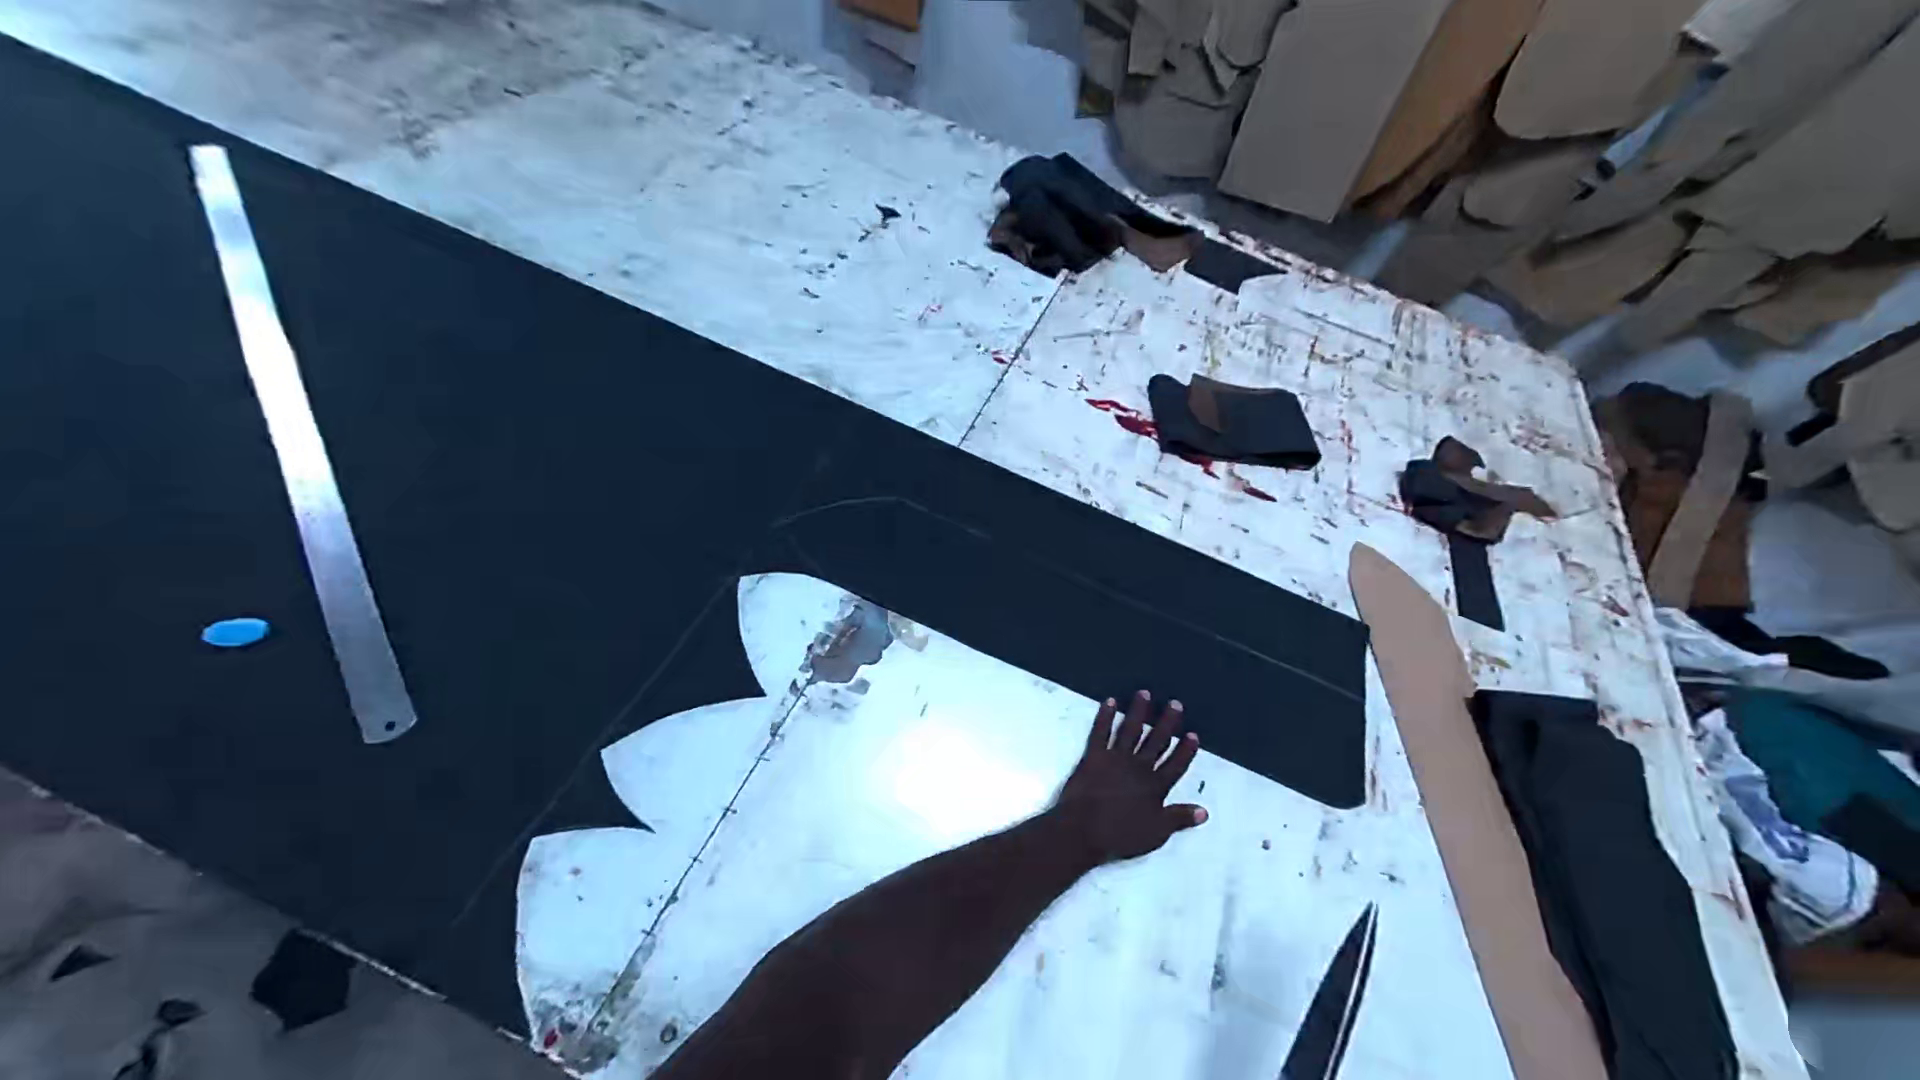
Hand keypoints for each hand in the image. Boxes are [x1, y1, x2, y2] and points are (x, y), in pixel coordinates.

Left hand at [1050, 691, 1206, 864]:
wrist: (1083, 830)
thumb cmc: (1120, 835)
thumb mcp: (1156, 832)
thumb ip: (1179, 818)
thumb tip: (1204, 811)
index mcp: (1155, 786)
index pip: (1175, 764)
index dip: (1185, 750)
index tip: (1192, 734)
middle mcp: (1138, 767)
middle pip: (1156, 741)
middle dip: (1167, 722)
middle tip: (1175, 704)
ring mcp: (1115, 758)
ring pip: (1130, 730)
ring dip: (1138, 711)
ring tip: (1144, 693)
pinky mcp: (1093, 756)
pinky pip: (1100, 732)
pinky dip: (1105, 716)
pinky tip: (1109, 702)